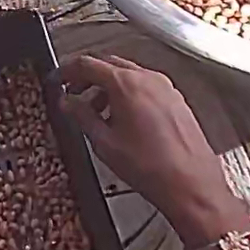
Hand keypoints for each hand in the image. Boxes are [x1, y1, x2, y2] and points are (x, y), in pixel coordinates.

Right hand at [57, 54, 243, 243]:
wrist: (191, 186)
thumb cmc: (153, 168)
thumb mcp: (104, 142)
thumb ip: (81, 116)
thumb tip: (68, 103)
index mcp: (127, 84)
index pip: (87, 63)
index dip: (67, 70)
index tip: (58, 79)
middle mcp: (148, 79)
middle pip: (108, 64)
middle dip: (87, 76)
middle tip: (72, 91)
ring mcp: (165, 88)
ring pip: (128, 74)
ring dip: (107, 86)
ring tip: (95, 110)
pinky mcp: (176, 100)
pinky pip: (145, 86)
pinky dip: (127, 93)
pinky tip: (120, 118)